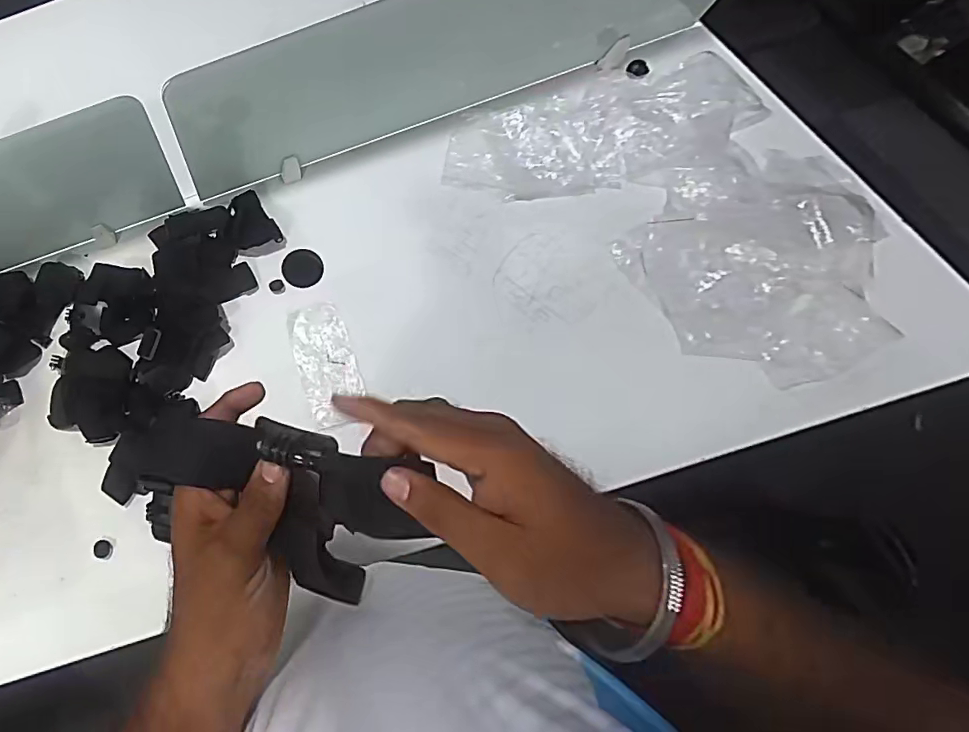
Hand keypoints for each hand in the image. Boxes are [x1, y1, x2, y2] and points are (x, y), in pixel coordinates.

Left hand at [128, 382, 290, 731]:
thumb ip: (255, 505)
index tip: (255, 391)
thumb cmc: (207, 615)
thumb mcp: (232, 551)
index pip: (209, 438)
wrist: (226, 666)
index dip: (229, 409)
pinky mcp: (271, 541)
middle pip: (246, 456)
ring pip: (272, 481)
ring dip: (291, 474)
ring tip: (310, 468)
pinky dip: (305, 503)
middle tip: (296, 437)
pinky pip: (289, 509)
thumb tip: (273, 463)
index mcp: (198, 494)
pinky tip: (318, 502)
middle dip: (269, 443)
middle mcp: (222, 502)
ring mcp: (248, 522)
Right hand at [333, 395, 659, 624]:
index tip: (340, 401)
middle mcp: (494, 432)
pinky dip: (426, 436)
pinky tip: (421, 463)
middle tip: (368, 467)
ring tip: (389, 468)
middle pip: (423, 415)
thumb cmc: (566, 564)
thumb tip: (391, 476)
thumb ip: (437, 509)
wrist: (628, 566)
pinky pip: (453, 426)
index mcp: (489, 452)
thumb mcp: (495, 552)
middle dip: (386, 431)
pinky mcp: (507, 445)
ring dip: (406, 434)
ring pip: (437, 418)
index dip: (373, 412)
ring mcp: (503, 435)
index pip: (416, 423)